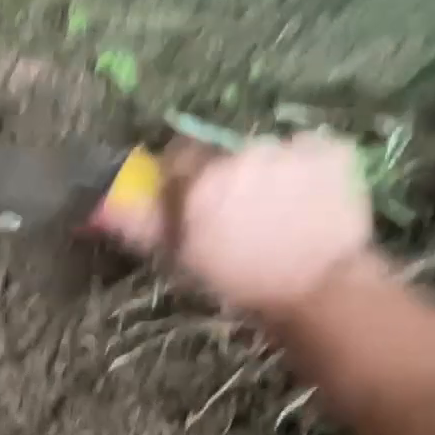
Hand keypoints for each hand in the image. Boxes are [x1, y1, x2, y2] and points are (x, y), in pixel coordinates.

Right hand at [101, 133, 376, 315]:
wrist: (314, 286)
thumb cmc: (236, 281)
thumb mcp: (180, 259)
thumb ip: (141, 226)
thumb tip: (103, 206)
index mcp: (200, 182)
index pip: (178, 156)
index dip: (180, 178)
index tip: (187, 200)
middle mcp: (242, 153)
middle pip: (223, 155)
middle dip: (225, 177)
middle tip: (235, 214)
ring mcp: (291, 147)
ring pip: (265, 153)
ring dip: (263, 173)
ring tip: (274, 211)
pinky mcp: (331, 147)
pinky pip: (305, 151)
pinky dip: (302, 170)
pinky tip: (303, 201)